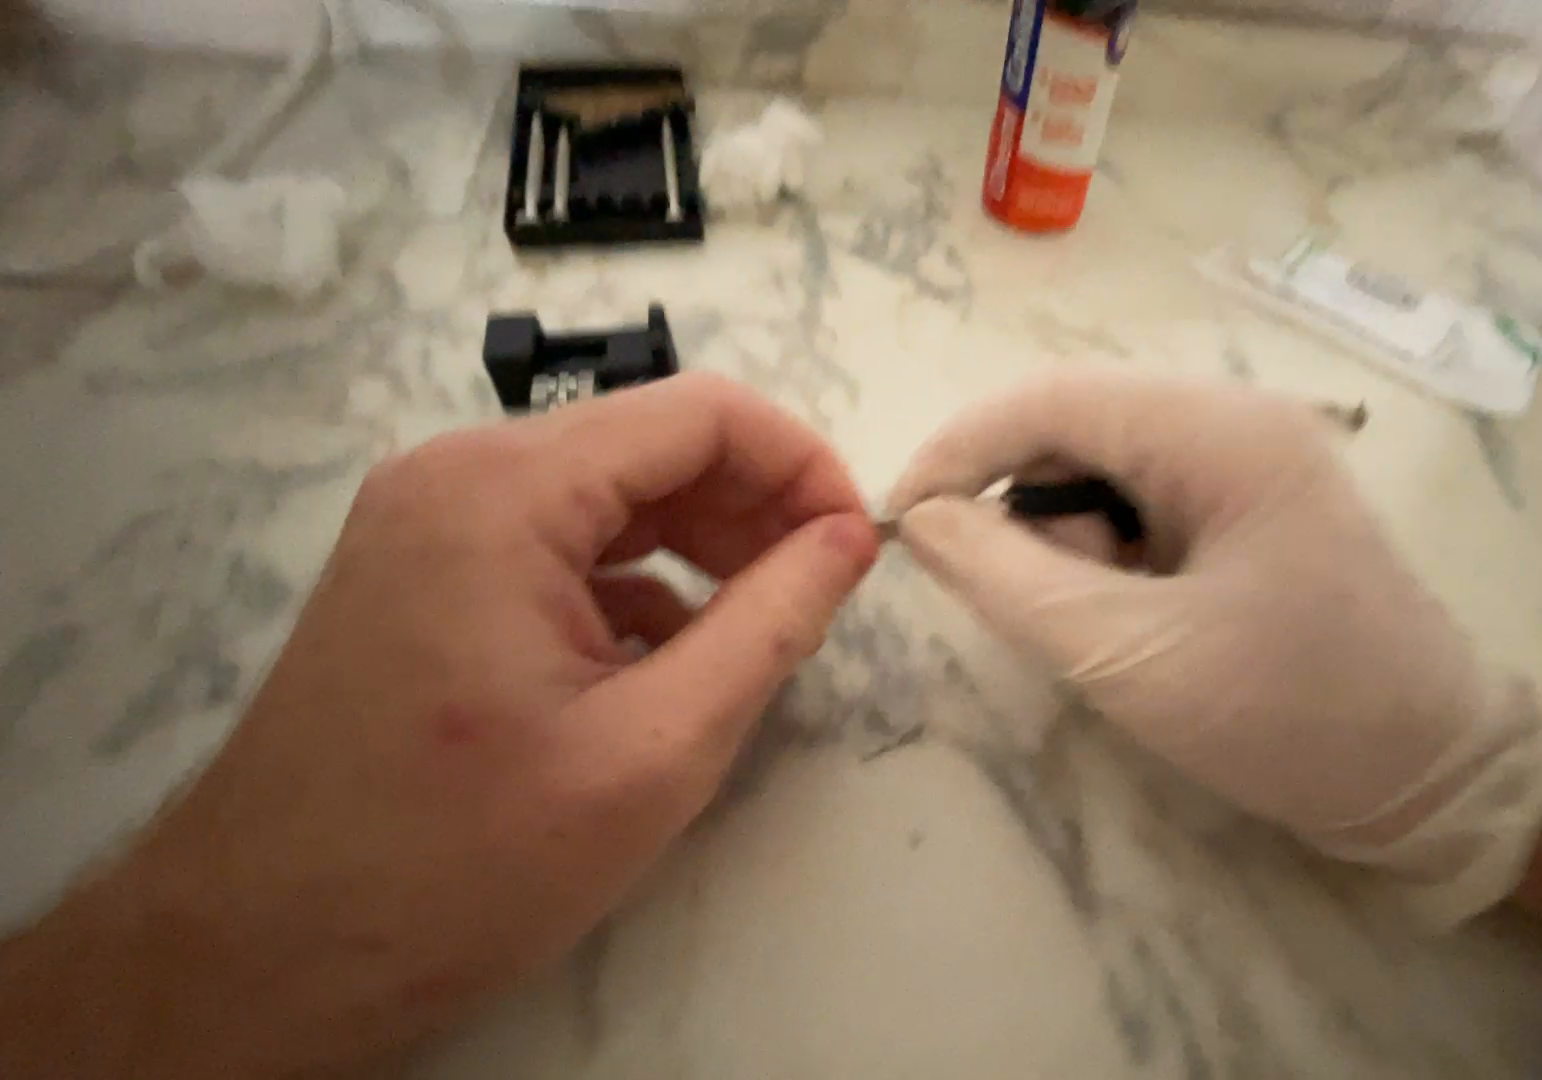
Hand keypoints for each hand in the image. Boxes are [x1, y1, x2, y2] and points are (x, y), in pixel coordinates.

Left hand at [22, 374, 878, 1077]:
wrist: (262, 968)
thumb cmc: (465, 863)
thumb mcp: (660, 745)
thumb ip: (774, 622)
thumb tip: (851, 538)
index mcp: (509, 491)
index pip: (703, 414)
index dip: (802, 464)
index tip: (855, 543)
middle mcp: (466, 476)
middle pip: (662, 444)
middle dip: (761, 505)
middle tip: (820, 589)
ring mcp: (445, 521)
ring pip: (627, 491)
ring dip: (714, 541)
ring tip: (765, 619)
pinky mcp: (444, 571)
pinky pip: (582, 541)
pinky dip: (654, 577)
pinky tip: (679, 651)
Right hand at [886, 373, 1541, 926]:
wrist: (1431, 777)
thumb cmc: (1290, 718)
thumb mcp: (1126, 656)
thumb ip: (1005, 580)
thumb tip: (922, 520)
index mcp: (1217, 431)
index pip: (1046, 400)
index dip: (957, 452)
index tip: (902, 524)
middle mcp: (1230, 417)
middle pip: (1068, 431)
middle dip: (1027, 515)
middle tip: (1045, 608)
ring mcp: (1241, 454)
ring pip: (1094, 470)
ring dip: (1069, 543)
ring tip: (1114, 625)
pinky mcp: (1241, 496)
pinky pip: (1131, 500)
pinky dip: (1104, 554)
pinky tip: (1138, 614)